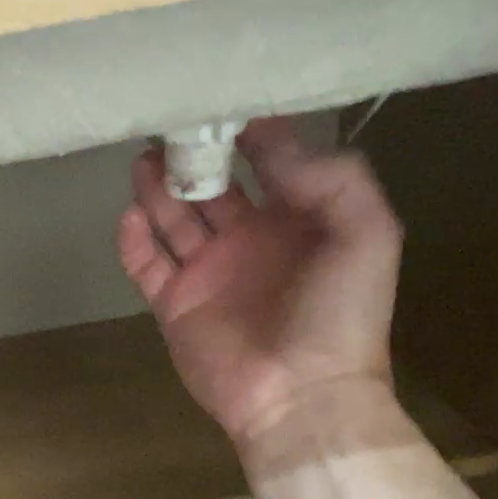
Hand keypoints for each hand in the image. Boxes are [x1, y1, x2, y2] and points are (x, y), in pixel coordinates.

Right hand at [118, 118, 402, 448]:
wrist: (301, 395)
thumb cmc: (341, 315)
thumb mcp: (367, 232)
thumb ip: (332, 178)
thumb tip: (272, 146)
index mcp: (298, 221)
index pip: (269, 164)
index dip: (251, 134)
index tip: (227, 102)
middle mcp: (249, 242)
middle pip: (212, 189)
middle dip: (194, 157)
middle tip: (172, 125)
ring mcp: (208, 275)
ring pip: (175, 222)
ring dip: (158, 190)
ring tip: (143, 158)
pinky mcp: (175, 307)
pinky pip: (147, 267)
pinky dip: (134, 241)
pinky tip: (130, 214)